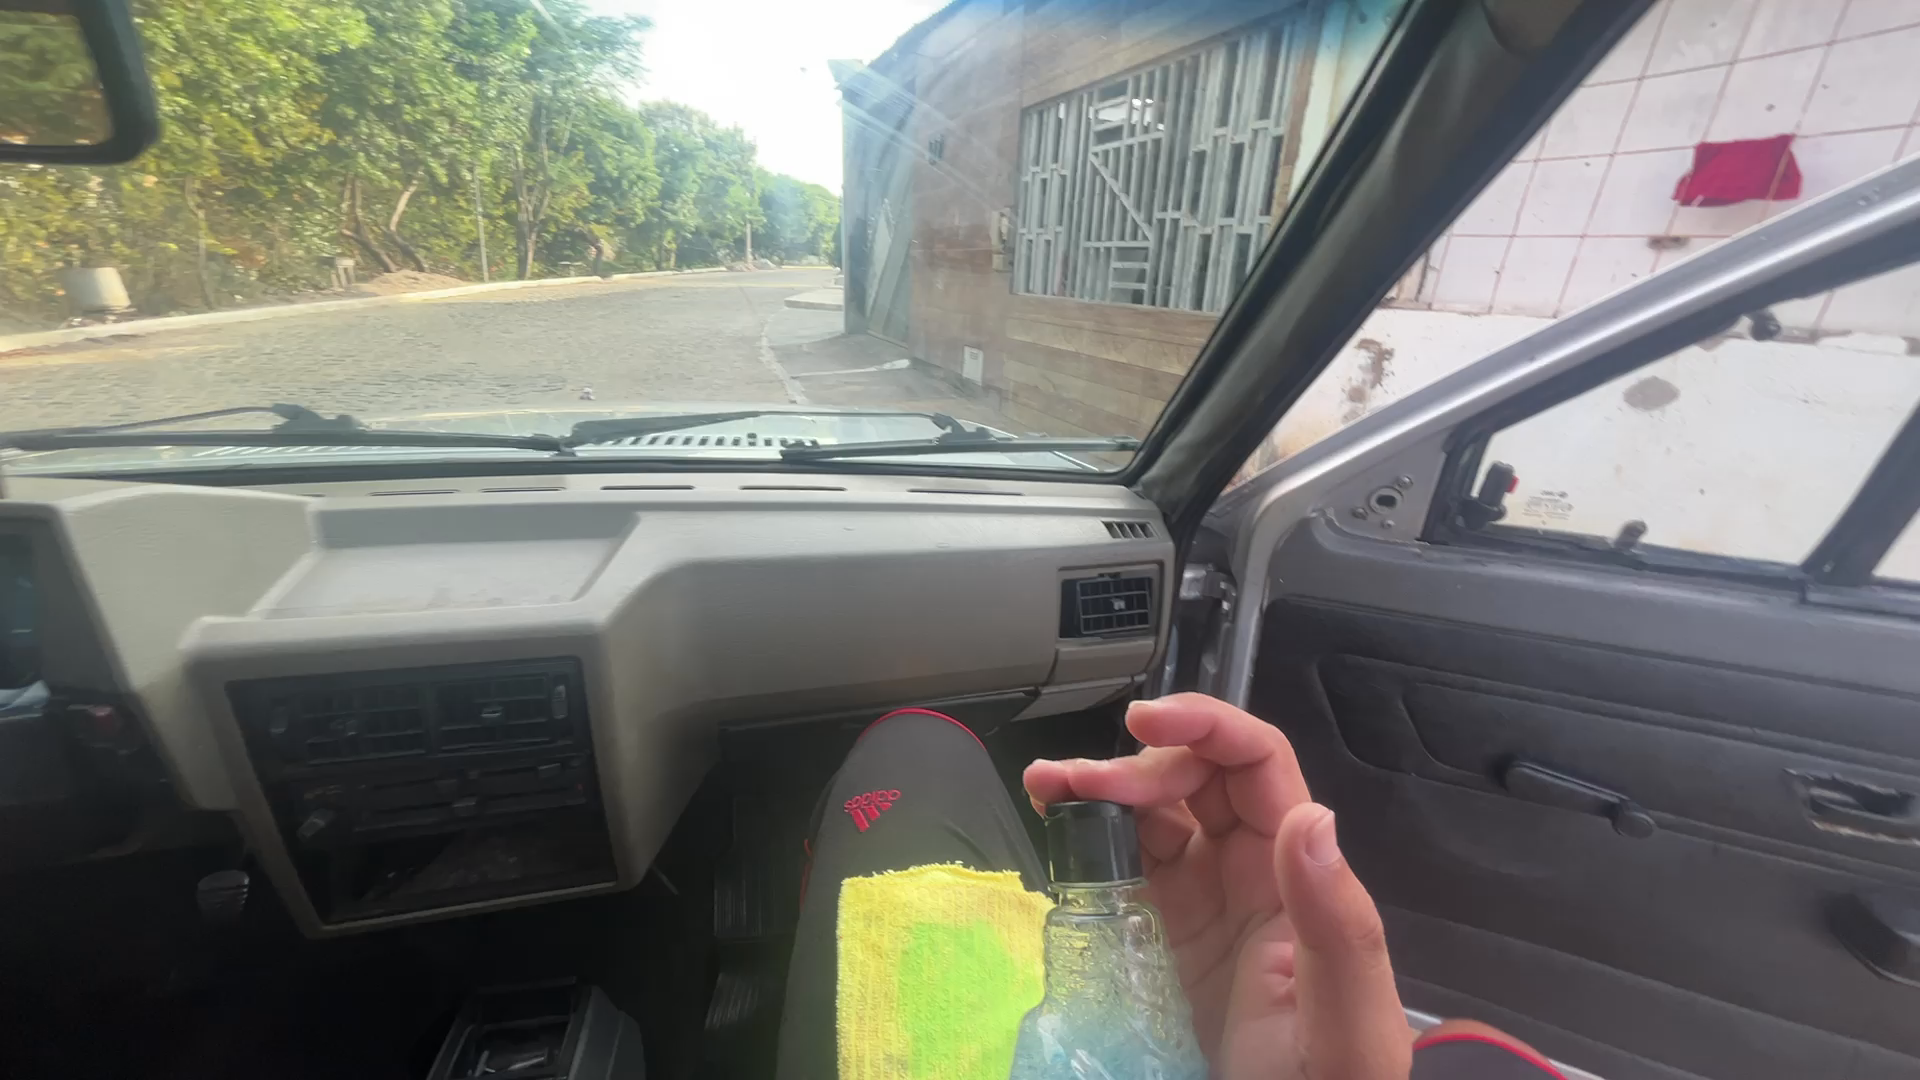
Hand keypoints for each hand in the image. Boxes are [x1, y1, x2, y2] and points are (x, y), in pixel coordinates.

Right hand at [1023, 693, 1410, 1079]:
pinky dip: (1082, 820)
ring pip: (1146, 804)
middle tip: (1075, 786)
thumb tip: (1311, 818)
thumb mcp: (1345, 1030)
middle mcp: (1243, 861)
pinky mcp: (1153, 913)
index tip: (1141, 722)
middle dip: (1132, 765)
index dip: (1203, 724)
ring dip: (1095, 782)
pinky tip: (1050, 809)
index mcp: (1289, 866)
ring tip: (1045, 784)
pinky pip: (1117, 848)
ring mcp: (1195, 887)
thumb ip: (1337, 928)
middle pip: (1188, 772)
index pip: (1254, 761)